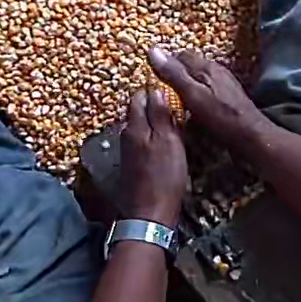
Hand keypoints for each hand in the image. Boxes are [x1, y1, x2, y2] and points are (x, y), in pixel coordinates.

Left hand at [118, 87, 188, 226]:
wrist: (149, 213)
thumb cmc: (164, 176)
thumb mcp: (168, 141)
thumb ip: (160, 115)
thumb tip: (156, 89)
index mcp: (135, 126)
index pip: (139, 96)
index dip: (153, 90)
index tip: (170, 88)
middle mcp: (127, 135)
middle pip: (137, 110)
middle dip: (152, 104)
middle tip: (173, 103)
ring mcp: (128, 150)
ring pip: (140, 126)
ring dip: (152, 121)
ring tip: (172, 120)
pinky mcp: (132, 164)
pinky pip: (141, 140)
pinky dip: (151, 136)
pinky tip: (163, 142)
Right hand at [148, 47, 273, 153]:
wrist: (252, 137)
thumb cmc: (221, 118)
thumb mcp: (194, 96)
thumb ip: (175, 75)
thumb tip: (153, 51)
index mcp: (207, 67)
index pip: (180, 55)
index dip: (165, 64)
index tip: (153, 78)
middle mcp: (217, 71)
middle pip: (190, 66)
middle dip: (175, 74)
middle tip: (162, 92)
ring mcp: (225, 83)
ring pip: (199, 78)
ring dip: (186, 86)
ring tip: (175, 101)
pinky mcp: (229, 97)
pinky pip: (207, 90)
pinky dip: (197, 95)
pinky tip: (193, 109)